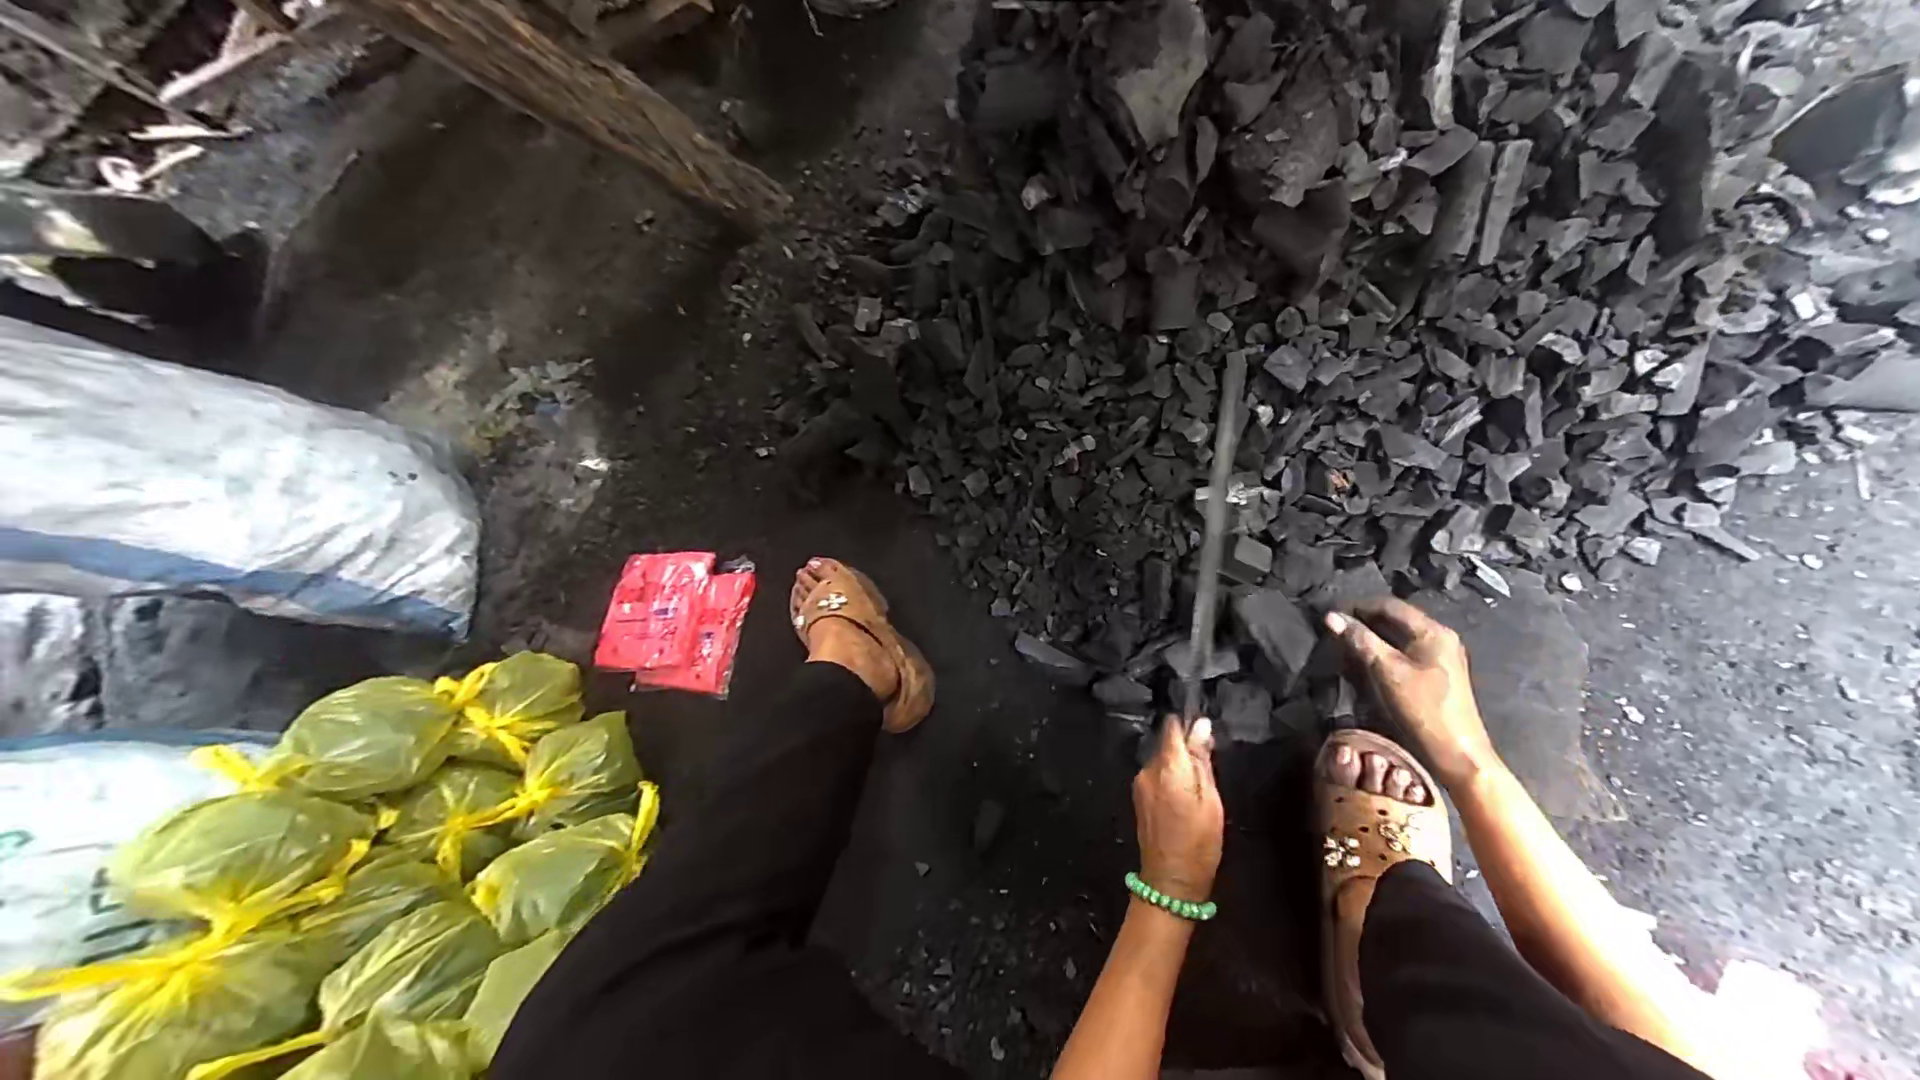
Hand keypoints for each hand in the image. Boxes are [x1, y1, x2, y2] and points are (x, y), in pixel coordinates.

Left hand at [1133, 716, 1223, 903]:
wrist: (1169, 880)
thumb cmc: (1199, 842)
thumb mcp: (1211, 801)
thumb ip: (1202, 760)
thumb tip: (1200, 725)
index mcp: (1167, 766)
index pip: (1171, 727)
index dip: (1188, 724)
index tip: (1204, 730)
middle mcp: (1147, 769)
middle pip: (1166, 744)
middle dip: (1185, 748)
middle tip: (1209, 765)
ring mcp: (1139, 783)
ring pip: (1161, 760)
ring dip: (1177, 765)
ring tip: (1198, 786)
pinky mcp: (1137, 796)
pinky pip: (1155, 775)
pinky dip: (1169, 778)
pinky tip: (1183, 796)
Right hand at [1325, 598, 1499, 789]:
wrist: (1456, 752)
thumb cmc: (1423, 708)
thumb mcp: (1387, 670)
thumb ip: (1360, 640)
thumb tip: (1331, 617)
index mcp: (1433, 632)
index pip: (1389, 605)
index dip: (1357, 606)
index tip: (1331, 616)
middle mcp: (1440, 638)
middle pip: (1395, 618)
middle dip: (1363, 621)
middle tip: (1334, 629)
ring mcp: (1440, 656)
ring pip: (1397, 635)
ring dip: (1371, 636)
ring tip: (1344, 644)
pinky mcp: (1435, 673)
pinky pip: (1403, 650)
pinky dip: (1382, 650)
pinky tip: (1364, 660)